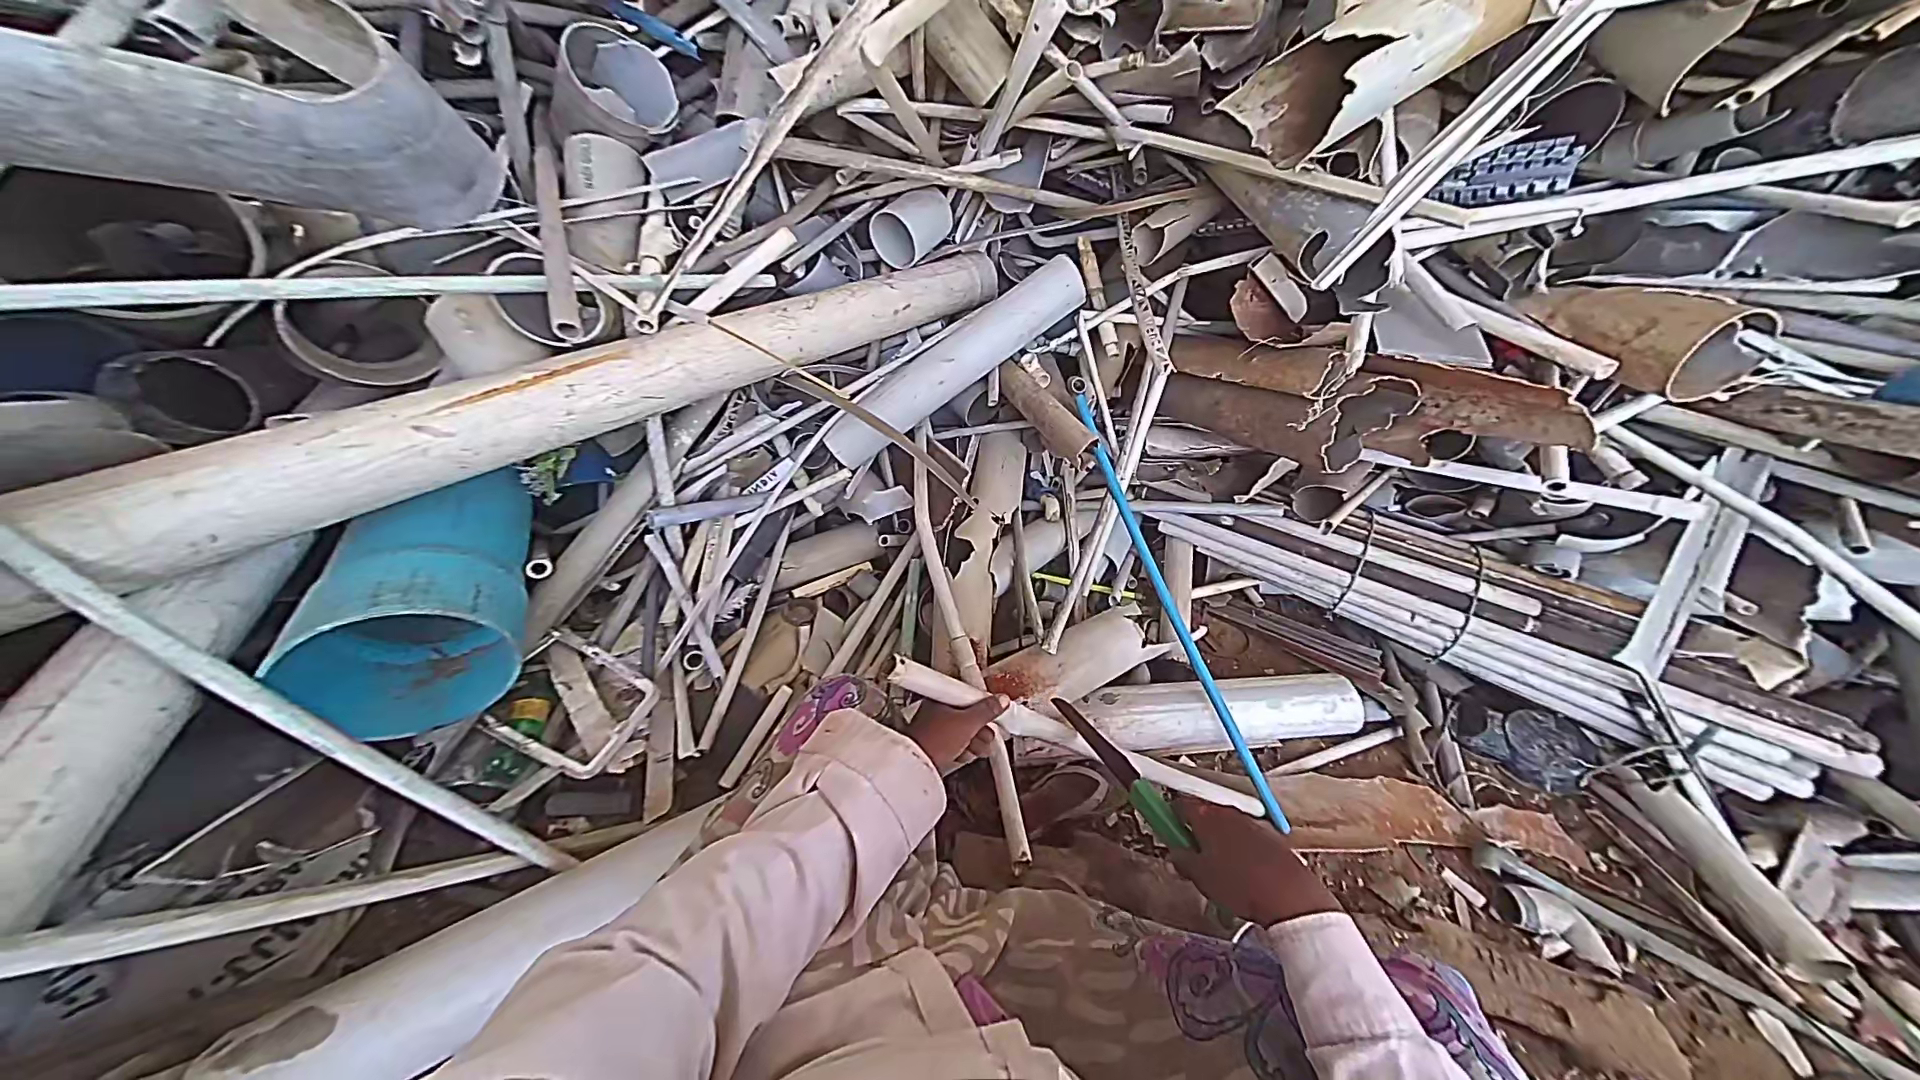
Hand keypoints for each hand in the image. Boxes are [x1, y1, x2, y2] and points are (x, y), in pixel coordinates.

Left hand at [907, 694, 1008, 769]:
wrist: (916, 766)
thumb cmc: (934, 739)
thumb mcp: (968, 722)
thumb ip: (987, 711)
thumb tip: (1001, 701)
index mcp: (942, 696)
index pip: (968, 694)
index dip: (984, 702)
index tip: (996, 708)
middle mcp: (936, 708)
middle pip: (968, 713)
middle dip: (980, 725)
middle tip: (985, 732)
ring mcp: (935, 727)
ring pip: (963, 730)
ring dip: (974, 739)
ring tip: (976, 746)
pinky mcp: (935, 745)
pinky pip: (956, 742)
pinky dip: (963, 748)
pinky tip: (964, 753)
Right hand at [1167, 796, 1341, 926]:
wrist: (1290, 896)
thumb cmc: (1240, 884)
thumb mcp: (1200, 876)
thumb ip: (1182, 860)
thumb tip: (1176, 854)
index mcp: (1205, 815)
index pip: (1179, 804)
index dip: (1170, 817)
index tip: (1169, 832)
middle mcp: (1227, 811)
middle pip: (1204, 813)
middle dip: (1196, 831)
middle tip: (1193, 856)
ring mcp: (1251, 822)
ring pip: (1226, 826)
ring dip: (1219, 840)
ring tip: (1220, 870)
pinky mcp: (1271, 836)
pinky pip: (1247, 837)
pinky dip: (1241, 849)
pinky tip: (1243, 874)